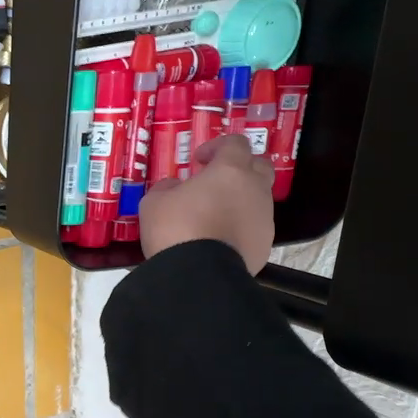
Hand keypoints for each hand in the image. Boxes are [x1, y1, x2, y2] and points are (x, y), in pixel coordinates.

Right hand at [138, 134, 274, 272]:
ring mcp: (264, 216)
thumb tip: (175, 186)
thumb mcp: (153, 203)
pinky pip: (253, 226)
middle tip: (216, 181)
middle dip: (239, 168)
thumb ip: (166, 188)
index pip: (235, 143)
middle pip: (259, 165)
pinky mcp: (264, 243)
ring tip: (213, 216)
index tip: (198, 160)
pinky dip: (239, 227)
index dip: (217, 146)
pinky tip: (218, 240)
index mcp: (230, 171)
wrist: (198, 274)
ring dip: (238, 200)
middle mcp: (254, 188)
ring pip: (257, 198)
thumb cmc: (175, 228)